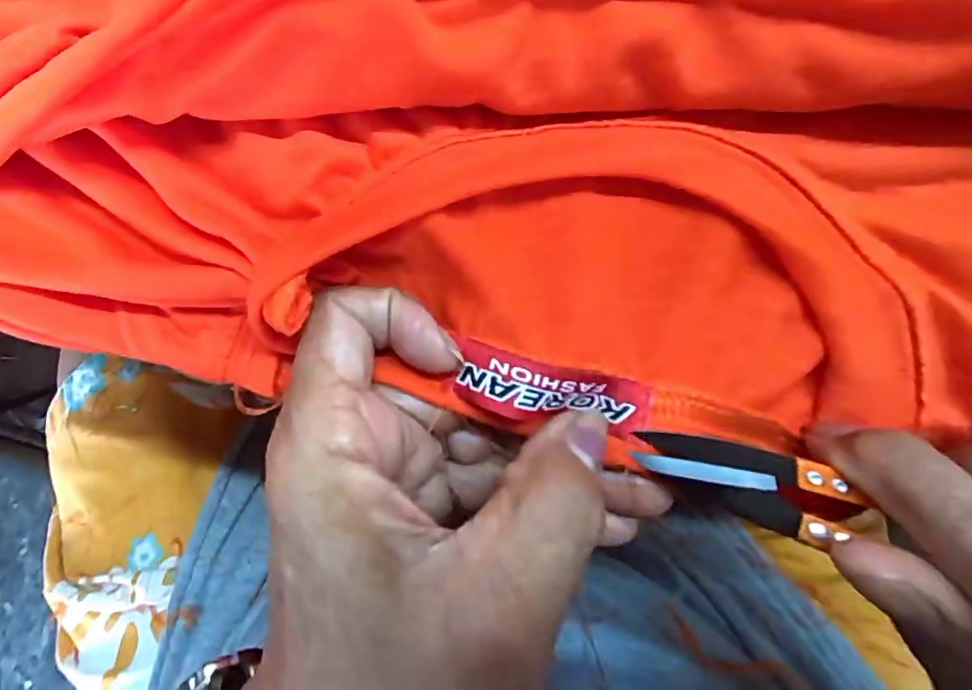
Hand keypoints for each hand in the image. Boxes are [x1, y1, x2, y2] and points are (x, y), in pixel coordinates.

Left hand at [254, 287, 670, 689]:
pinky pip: (485, 482)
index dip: (405, 319)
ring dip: (556, 460)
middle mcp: (356, 447)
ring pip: (474, 436)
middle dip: (525, 405)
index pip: (344, 321)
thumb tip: (589, 425)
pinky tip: (616, 518)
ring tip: (640, 488)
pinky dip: (543, 496)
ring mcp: (392, 482)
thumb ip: (555, 503)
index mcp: (331, 442)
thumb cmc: (405, 686)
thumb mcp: (494, 599)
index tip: (464, 364)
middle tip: (613, 428)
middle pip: (436, 381)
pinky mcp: (422, 518)